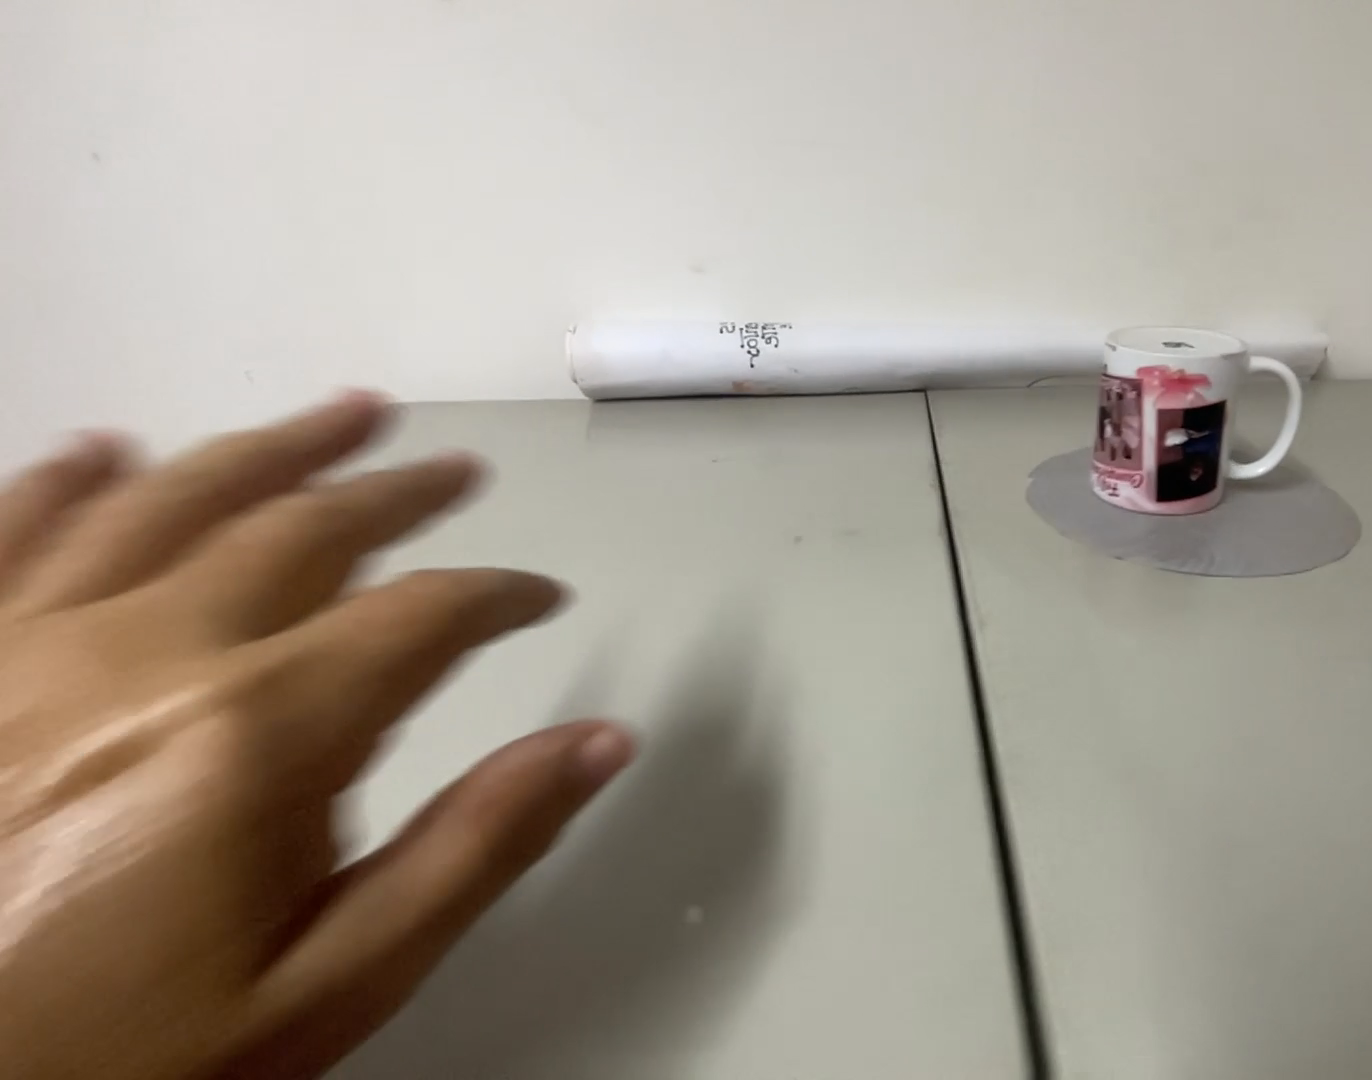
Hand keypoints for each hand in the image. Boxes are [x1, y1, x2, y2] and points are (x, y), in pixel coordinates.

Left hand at [0, 393, 633, 1079]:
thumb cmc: (130, 1061)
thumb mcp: (344, 976)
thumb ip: (483, 842)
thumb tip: (604, 742)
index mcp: (258, 730)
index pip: (425, 616)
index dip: (500, 594)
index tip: (541, 596)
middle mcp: (137, 661)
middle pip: (305, 530)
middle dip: (402, 492)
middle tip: (460, 468)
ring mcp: (11, 656)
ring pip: (168, 503)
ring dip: (273, 449)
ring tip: (346, 412)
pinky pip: (4, 543)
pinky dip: (66, 486)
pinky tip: (112, 451)